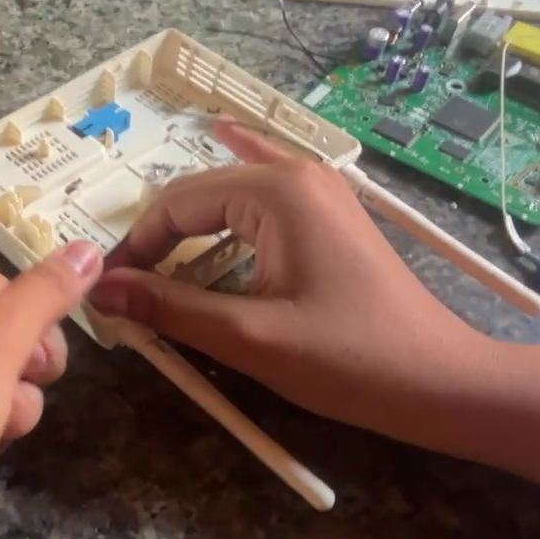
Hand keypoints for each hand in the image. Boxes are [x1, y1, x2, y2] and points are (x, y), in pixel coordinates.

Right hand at [88, 120, 499, 450]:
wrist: (437, 381)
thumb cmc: (348, 359)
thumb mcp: (248, 336)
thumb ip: (170, 307)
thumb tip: (102, 289)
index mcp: (277, 191)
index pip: (176, 204)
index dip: (135, 247)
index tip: (108, 291)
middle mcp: (298, 174)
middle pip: (199, 195)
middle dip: (157, 240)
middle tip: (126, 290)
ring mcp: (318, 192)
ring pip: (226, 197)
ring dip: (187, 227)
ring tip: (154, 267)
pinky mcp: (327, 216)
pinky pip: (263, 194)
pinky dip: (230, 195)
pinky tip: (218, 157)